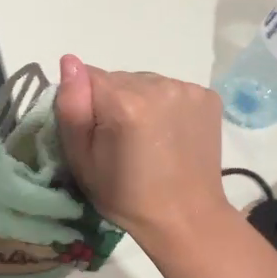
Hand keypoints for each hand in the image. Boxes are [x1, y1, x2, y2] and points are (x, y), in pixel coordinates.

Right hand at [53, 55, 229, 245]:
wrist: (185, 217)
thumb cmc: (125, 196)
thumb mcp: (83, 160)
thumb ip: (72, 108)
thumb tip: (69, 61)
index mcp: (124, 103)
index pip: (89, 77)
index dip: (86, 105)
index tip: (97, 135)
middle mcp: (158, 86)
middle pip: (118, 79)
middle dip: (113, 102)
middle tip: (121, 141)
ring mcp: (187, 89)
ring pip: (144, 83)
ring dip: (139, 102)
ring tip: (146, 138)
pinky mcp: (207, 96)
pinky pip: (170, 89)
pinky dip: (164, 106)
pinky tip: (168, 133)